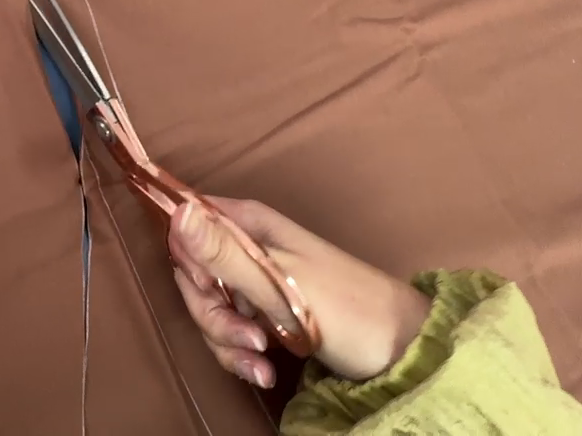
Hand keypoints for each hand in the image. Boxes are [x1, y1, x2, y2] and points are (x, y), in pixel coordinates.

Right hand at [168, 196, 428, 388]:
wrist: (404, 354)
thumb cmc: (344, 308)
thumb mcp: (279, 283)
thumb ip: (223, 252)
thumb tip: (177, 211)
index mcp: (247, 222)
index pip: (187, 227)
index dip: (188, 262)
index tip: (208, 290)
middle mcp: (246, 245)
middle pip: (194, 274)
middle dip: (211, 313)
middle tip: (246, 338)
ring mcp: (255, 280)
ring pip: (210, 307)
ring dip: (227, 339)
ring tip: (262, 362)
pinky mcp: (264, 313)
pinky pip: (231, 329)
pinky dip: (240, 352)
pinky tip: (264, 371)